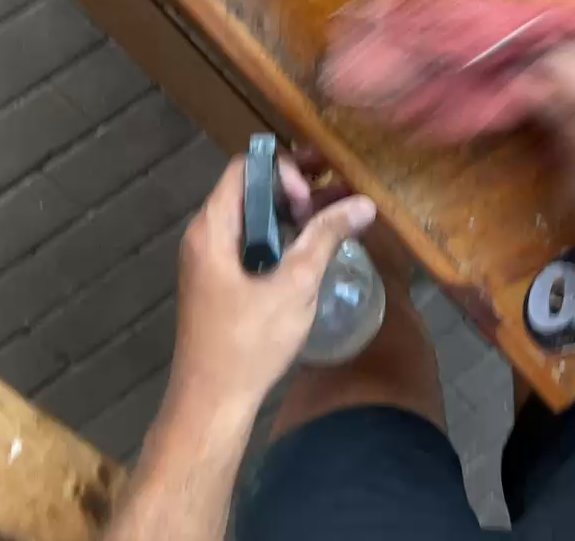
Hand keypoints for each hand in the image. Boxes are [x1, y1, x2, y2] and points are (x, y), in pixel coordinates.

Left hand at [165, 153, 375, 424]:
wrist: (211, 406)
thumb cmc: (248, 342)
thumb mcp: (295, 284)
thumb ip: (327, 236)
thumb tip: (366, 202)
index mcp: (213, 229)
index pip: (247, 169)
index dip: (284, 172)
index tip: (311, 199)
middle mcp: (208, 236)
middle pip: (253, 188)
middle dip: (298, 185)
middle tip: (339, 188)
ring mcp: (214, 259)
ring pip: (258, 215)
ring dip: (297, 210)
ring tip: (340, 212)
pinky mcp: (224, 280)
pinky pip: (257, 240)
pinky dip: (287, 234)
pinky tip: (320, 243)